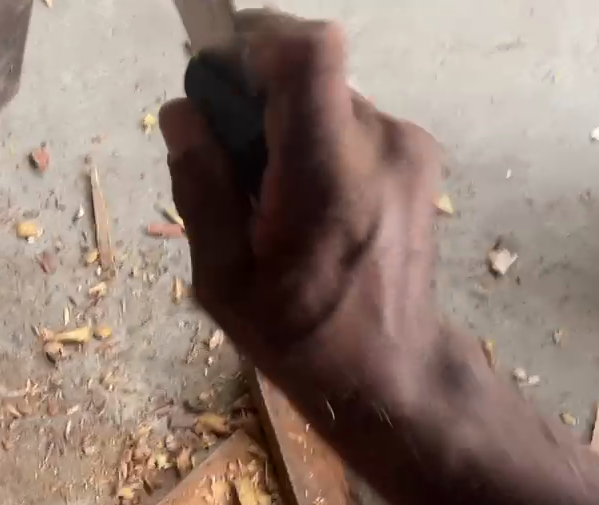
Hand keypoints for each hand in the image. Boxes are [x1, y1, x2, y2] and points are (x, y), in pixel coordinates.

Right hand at [162, 17, 444, 407]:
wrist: (387, 371)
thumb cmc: (296, 338)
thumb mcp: (224, 282)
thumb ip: (202, 192)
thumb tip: (180, 116)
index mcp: (328, 176)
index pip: (306, 53)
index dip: (254, 41)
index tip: (213, 73)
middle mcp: (382, 143)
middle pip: (309, 79)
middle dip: (255, 105)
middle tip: (224, 169)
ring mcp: (410, 148)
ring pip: (328, 105)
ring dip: (283, 134)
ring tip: (265, 207)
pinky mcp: (418, 160)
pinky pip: (350, 130)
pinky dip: (313, 151)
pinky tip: (301, 212)